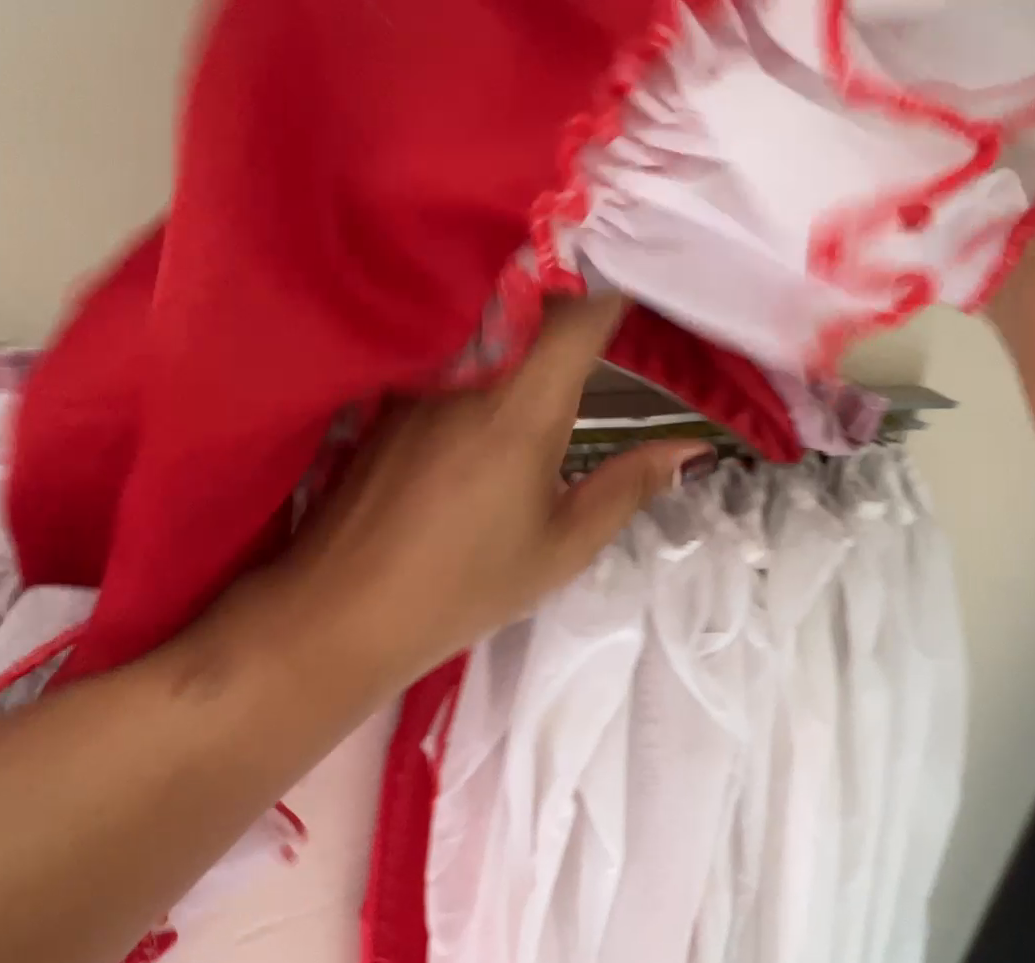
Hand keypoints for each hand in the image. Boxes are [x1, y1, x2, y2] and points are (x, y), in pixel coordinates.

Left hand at [211, 294, 710, 702]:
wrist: (343, 613)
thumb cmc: (465, 587)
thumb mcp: (562, 546)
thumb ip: (631, 487)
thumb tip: (692, 451)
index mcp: (519, 410)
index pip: (577, 312)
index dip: (614, 283)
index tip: (644, 278)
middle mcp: (465, 376)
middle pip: (529, 304)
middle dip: (574, 295)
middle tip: (611, 310)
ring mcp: (418, 383)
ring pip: (485, 326)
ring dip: (526, 322)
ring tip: (559, 342)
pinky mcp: (387, 400)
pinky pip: (448, 354)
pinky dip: (483, 353)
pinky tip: (491, 388)